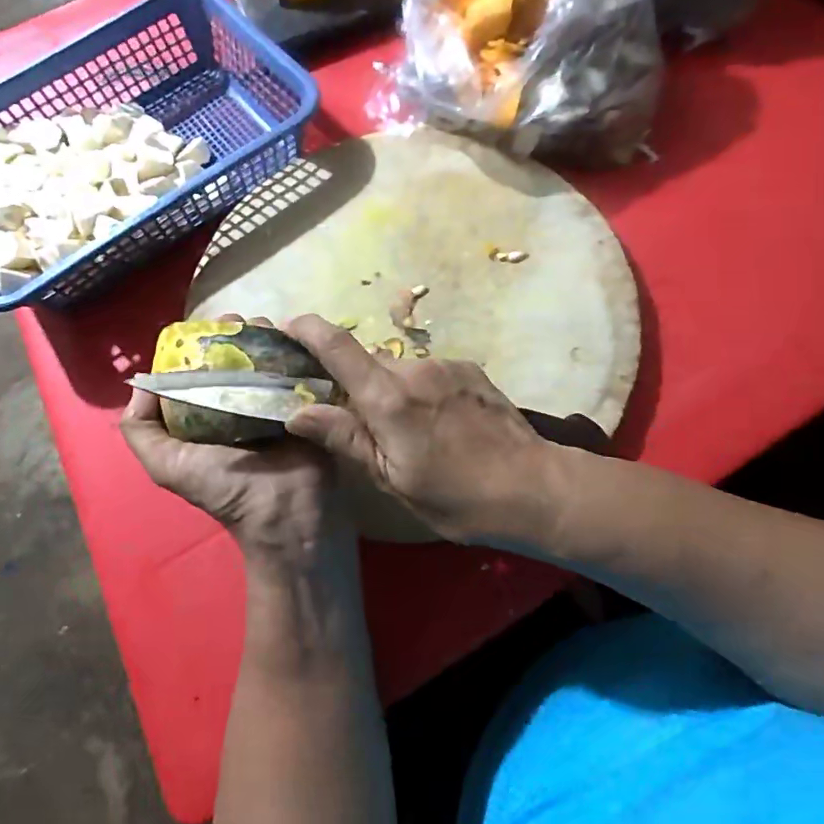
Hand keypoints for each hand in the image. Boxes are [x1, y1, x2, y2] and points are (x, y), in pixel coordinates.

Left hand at [120, 319, 347, 564]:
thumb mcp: (167, 465)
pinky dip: (293, 349)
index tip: (207, 326)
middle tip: (239, 323)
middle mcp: (239, 403)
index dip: (201, 344)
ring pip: (268, 356)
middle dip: (235, 334)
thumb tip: (141, 383)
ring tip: (264, 327)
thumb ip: (142, 430)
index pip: (202, 368)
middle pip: (237, 356)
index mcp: (208, 414)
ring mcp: (274, 400)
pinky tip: (288, 337)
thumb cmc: (224, 488)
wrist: (284, 512)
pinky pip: (298, 367)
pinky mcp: (305, 400)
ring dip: (265, 336)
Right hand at [281, 314, 562, 543]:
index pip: (337, 347)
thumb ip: (344, 438)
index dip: (308, 330)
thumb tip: (297, 412)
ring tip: (408, 432)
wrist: (536, 489)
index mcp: (388, 398)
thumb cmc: (456, 497)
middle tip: (355, 417)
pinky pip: (427, 374)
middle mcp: (414, 370)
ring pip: (398, 370)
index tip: (287, 326)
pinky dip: (419, 392)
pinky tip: (438, 424)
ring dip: (389, 391)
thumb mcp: (392, 479)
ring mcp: (445, 366)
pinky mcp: (469, 370)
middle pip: (366, 361)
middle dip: (351, 381)